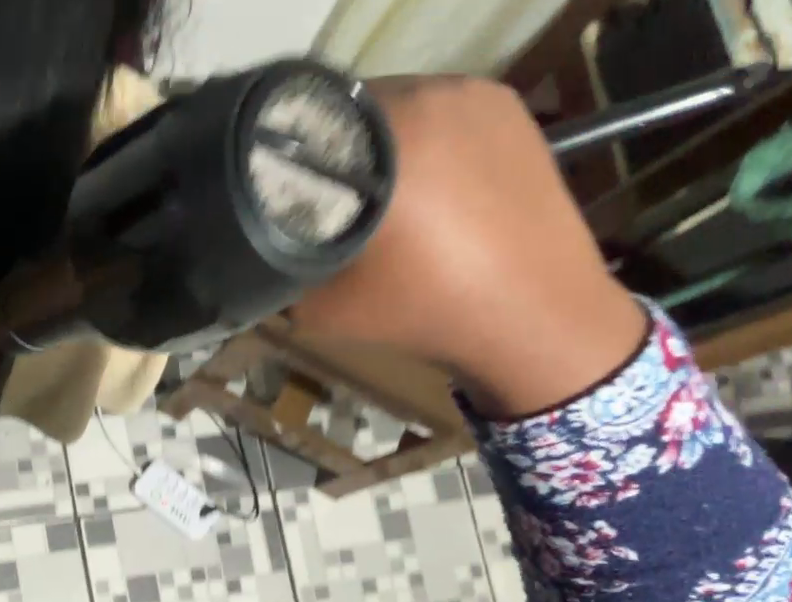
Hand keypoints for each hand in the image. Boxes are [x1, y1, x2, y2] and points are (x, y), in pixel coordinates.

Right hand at [290, 76, 648, 416]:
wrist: (533, 314)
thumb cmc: (422, 311)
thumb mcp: (321, 303)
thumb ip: (280, 266)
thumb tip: (257, 246)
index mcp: (383, 139)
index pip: (298, 127)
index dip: (276, 160)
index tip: (266, 195)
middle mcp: (429, 97)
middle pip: (346, 110)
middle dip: (325, 148)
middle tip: (311, 193)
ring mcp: (474, 96)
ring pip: (393, 105)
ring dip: (370, 139)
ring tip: (361, 186)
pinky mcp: (505, 109)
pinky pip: (437, 109)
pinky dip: (415, 135)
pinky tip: (410, 179)